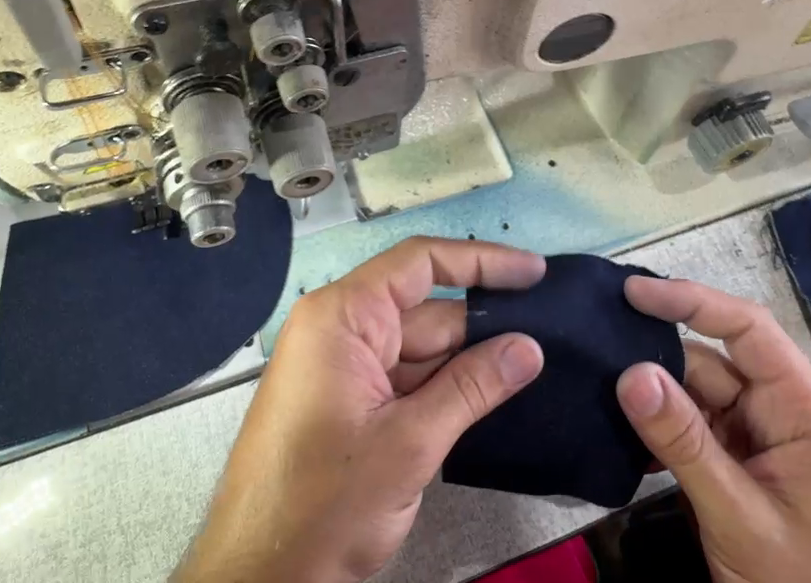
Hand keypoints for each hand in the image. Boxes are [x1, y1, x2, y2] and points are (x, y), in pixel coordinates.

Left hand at [174, 238, 546, 582]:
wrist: (262, 579)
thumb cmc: (323, 503)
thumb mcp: (409, 442)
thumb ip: (472, 388)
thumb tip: (529, 347)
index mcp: (342, 317)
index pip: (420, 264)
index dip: (481, 260)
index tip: (533, 271)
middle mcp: (341, 330)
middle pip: (426, 309)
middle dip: (483, 323)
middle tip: (548, 330)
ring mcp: (344, 369)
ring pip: (421, 348)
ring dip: (469, 360)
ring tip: (532, 363)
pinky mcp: (350, 404)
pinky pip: (406, 379)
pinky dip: (446, 387)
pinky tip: (491, 394)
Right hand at [616, 276, 810, 582]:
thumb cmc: (798, 580)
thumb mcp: (738, 514)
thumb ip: (685, 443)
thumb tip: (630, 373)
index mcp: (804, 407)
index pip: (748, 329)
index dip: (692, 301)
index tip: (633, 292)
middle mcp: (780, 406)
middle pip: (711, 359)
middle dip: (657, 357)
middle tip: (595, 349)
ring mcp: (756, 429)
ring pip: (694, 389)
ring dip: (652, 396)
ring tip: (596, 391)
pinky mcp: (735, 452)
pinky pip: (690, 420)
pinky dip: (658, 425)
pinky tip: (624, 434)